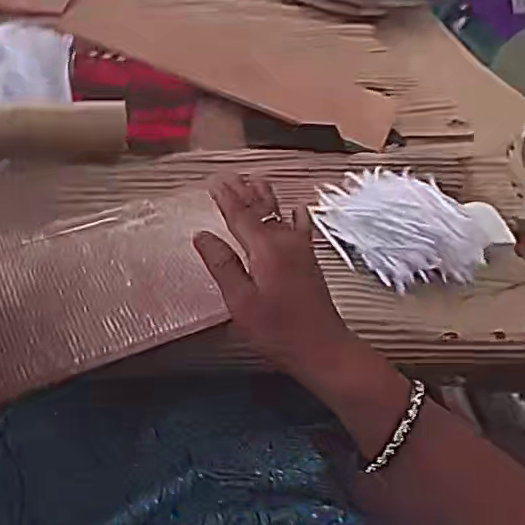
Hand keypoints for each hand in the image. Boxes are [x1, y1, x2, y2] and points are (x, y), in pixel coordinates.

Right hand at [192, 174, 392, 390]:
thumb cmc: (277, 329)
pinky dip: (293, 215)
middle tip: (229, 176)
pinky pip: (300, 228)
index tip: (214, 182)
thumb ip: (222, 264)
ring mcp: (301, 250)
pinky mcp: (308, 261)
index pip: (240, 215)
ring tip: (254, 181)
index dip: (226, 198)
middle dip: (244, 191)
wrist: (321, 347)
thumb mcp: (240, 300)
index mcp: (265, 249)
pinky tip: (296, 209)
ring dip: (265, 197)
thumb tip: (203, 236)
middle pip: (262, 209)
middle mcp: (285, 242)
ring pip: (280, 214)